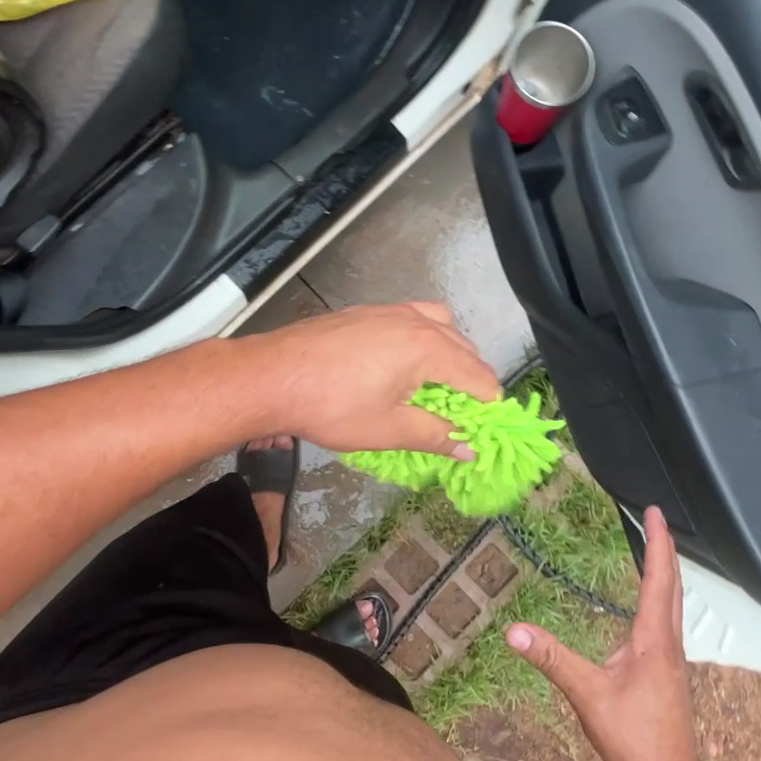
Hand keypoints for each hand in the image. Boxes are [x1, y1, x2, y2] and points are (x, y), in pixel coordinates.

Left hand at [239, 302, 501, 455]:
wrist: (271, 377)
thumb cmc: (331, 407)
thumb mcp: (388, 429)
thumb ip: (435, 436)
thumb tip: (469, 449)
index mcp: (428, 349)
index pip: (479, 376)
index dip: (489, 406)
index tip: (486, 430)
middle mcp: (415, 322)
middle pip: (465, 348)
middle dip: (472, 381)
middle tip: (463, 415)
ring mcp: (389, 311)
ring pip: (440, 325)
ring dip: (450, 353)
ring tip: (438, 385)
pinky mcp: (365, 313)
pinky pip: (412, 318)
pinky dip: (423, 338)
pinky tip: (403, 363)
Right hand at [508, 507, 697, 760]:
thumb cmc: (634, 738)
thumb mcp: (587, 695)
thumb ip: (553, 660)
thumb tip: (513, 630)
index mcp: (655, 639)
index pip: (659, 579)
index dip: (658, 543)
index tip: (656, 511)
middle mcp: (670, 645)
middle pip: (673, 587)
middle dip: (666, 551)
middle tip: (657, 522)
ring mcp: (672, 663)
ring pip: (674, 607)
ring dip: (666, 577)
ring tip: (656, 556)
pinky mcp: (668, 678)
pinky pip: (667, 626)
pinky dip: (661, 602)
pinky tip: (646, 617)